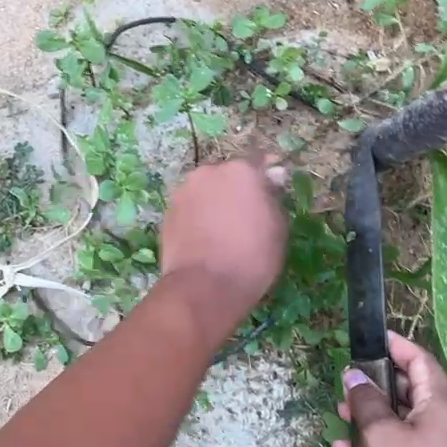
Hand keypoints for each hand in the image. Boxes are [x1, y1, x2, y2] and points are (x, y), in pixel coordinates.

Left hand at [157, 155, 288, 317]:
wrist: (203, 286)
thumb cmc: (252, 257)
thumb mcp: (278, 227)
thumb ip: (273, 197)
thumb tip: (271, 178)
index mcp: (241, 171)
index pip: (258, 160)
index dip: (266, 174)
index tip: (273, 187)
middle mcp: (209, 172)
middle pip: (228, 174)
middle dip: (237, 189)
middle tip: (247, 215)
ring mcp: (184, 190)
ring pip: (206, 190)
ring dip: (215, 201)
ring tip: (223, 229)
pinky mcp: (168, 211)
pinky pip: (190, 207)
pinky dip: (198, 216)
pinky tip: (205, 238)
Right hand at [333, 332, 446, 446]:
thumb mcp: (380, 437)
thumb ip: (366, 401)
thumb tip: (356, 376)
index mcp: (445, 406)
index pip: (421, 360)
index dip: (395, 345)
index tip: (368, 336)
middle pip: (413, 390)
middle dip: (376, 384)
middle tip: (345, 384)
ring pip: (405, 421)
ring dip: (373, 417)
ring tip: (341, 419)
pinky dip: (379, 445)